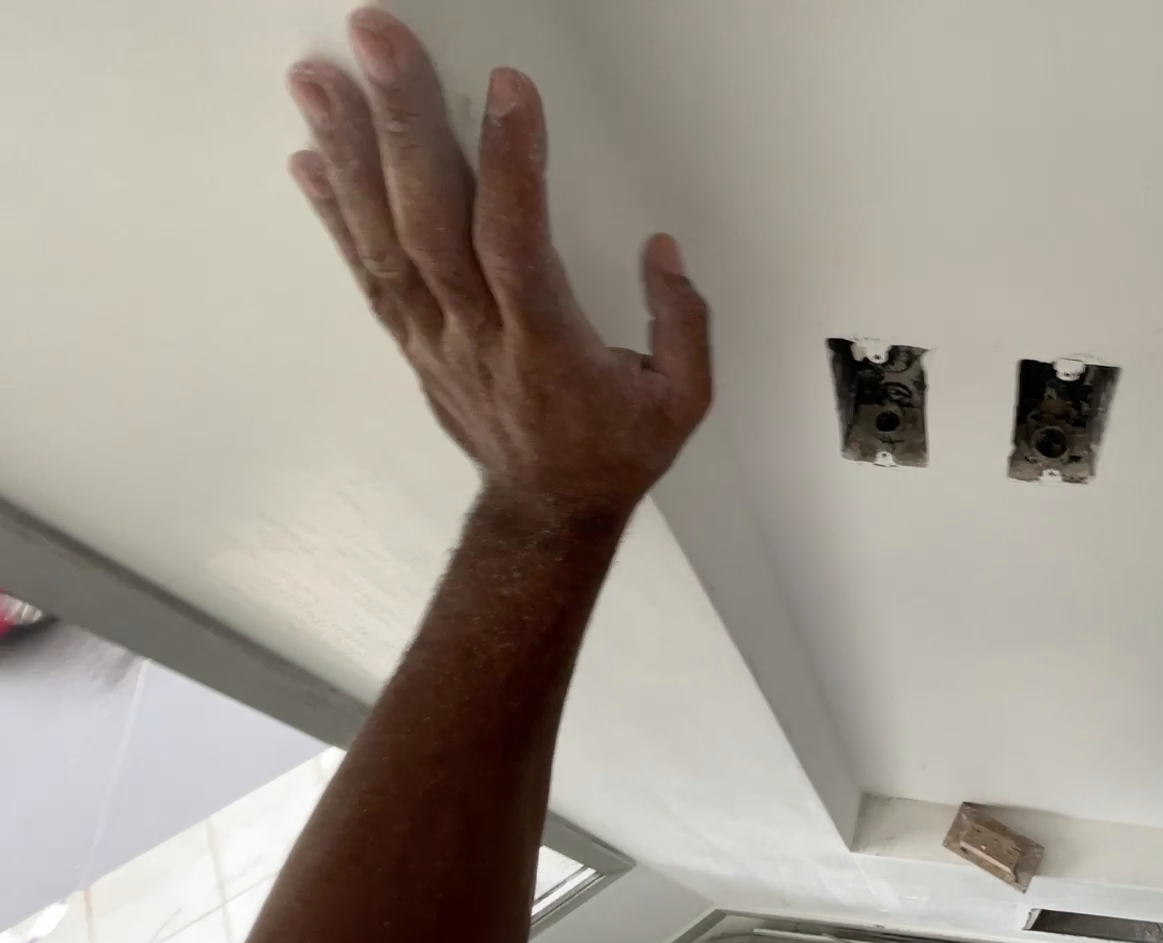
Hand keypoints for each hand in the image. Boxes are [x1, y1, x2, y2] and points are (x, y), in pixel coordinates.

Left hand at [286, 10, 710, 521]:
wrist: (552, 510)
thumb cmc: (618, 453)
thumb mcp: (685, 400)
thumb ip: (684, 325)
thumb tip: (663, 253)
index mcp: (552, 349)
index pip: (519, 245)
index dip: (512, 167)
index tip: (511, 91)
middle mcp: (483, 339)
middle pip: (434, 226)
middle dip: (406, 126)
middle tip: (380, 40)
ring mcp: (441, 342)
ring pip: (387, 243)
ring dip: (352, 157)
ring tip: (320, 77)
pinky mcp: (419, 346)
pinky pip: (370, 277)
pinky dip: (336, 216)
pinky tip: (311, 159)